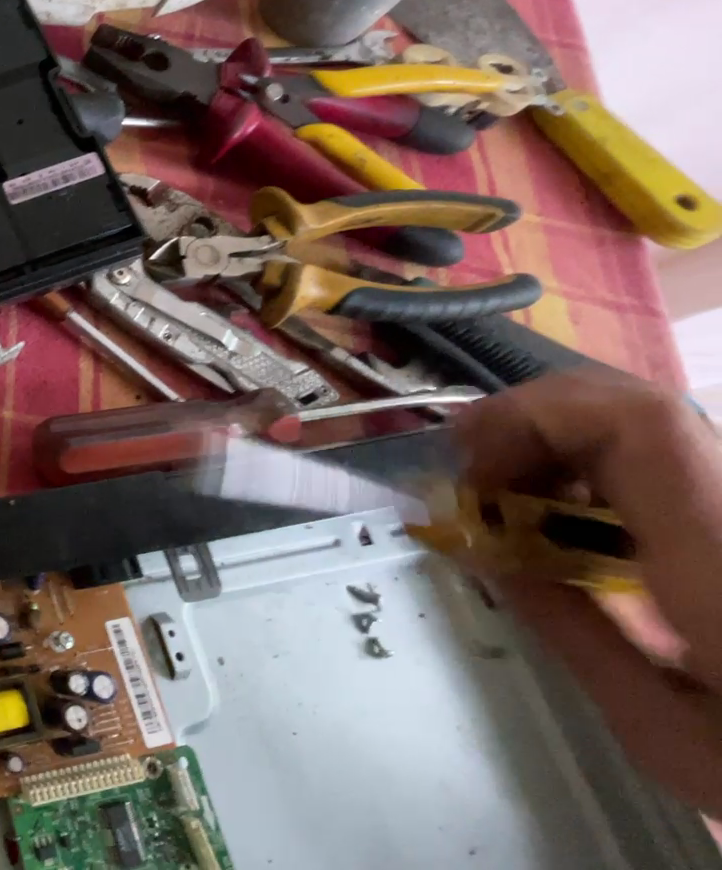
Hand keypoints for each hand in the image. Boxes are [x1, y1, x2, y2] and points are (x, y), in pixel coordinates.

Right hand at [459, 369, 721, 815]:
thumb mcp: (668, 734)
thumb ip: (572, 631)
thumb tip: (494, 556)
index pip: (635, 423)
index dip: (532, 416)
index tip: (470, 468)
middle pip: (636, 406)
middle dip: (529, 424)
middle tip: (475, 477)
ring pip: (650, 426)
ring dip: (559, 447)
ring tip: (516, 504)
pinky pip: (670, 462)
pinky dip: (598, 472)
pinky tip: (578, 524)